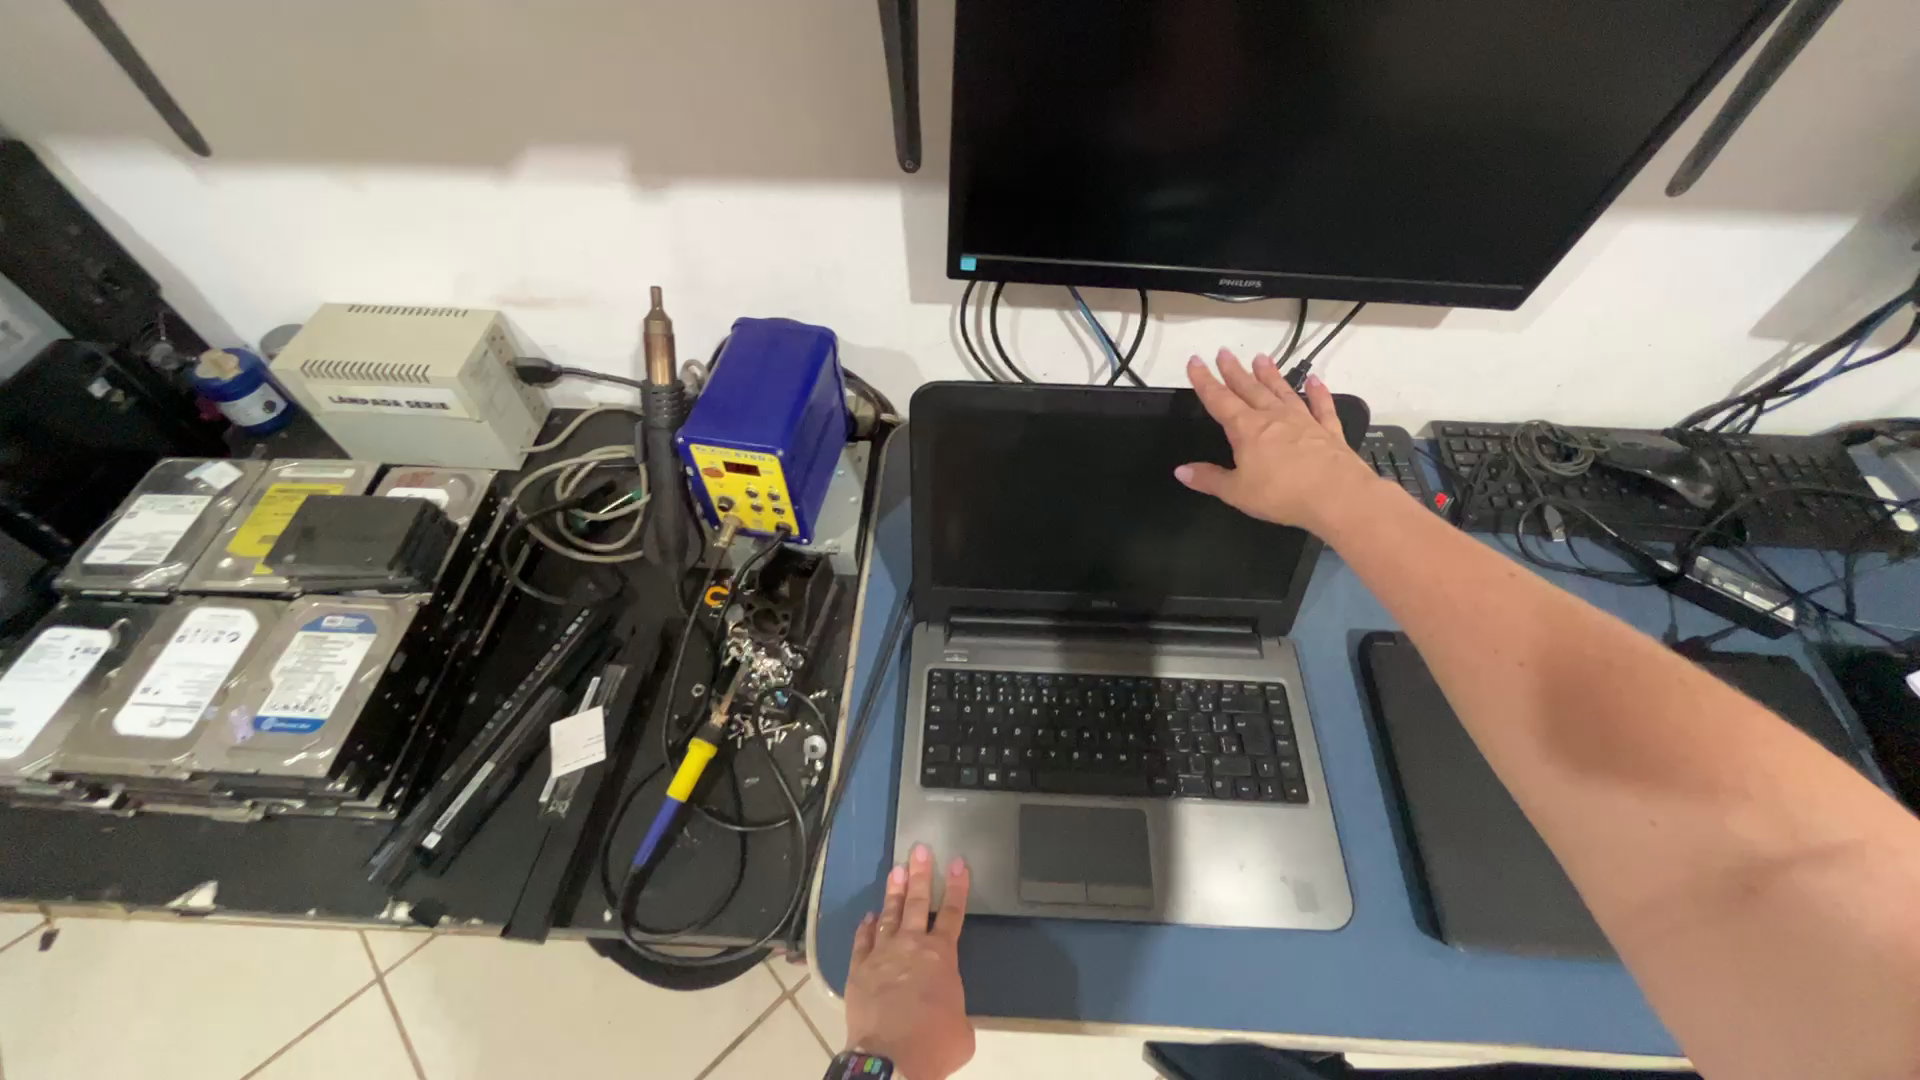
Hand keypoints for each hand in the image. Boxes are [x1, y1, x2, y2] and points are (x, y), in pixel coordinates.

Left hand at [844, 844, 974, 1079]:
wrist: (891, 1060)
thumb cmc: (934, 1045)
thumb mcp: (961, 1031)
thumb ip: (955, 1010)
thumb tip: (948, 1015)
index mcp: (942, 956)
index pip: (953, 913)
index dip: (957, 887)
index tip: (958, 862)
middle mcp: (912, 946)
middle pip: (919, 902)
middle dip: (921, 874)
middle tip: (919, 849)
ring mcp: (883, 954)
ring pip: (889, 914)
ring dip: (894, 892)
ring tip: (896, 870)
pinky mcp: (859, 968)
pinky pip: (862, 941)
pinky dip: (866, 927)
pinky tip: (867, 916)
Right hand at [1176, 348, 1384, 534]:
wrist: (1337, 496)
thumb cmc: (1282, 494)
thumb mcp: (1236, 492)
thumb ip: (1209, 479)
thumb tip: (1182, 471)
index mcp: (1247, 430)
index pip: (1219, 400)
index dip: (1204, 381)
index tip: (1195, 362)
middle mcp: (1274, 418)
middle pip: (1250, 389)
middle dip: (1234, 371)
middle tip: (1225, 353)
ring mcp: (1303, 421)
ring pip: (1282, 391)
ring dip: (1270, 375)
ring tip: (1262, 358)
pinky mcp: (1328, 431)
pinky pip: (1321, 406)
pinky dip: (1318, 392)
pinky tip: (1315, 381)